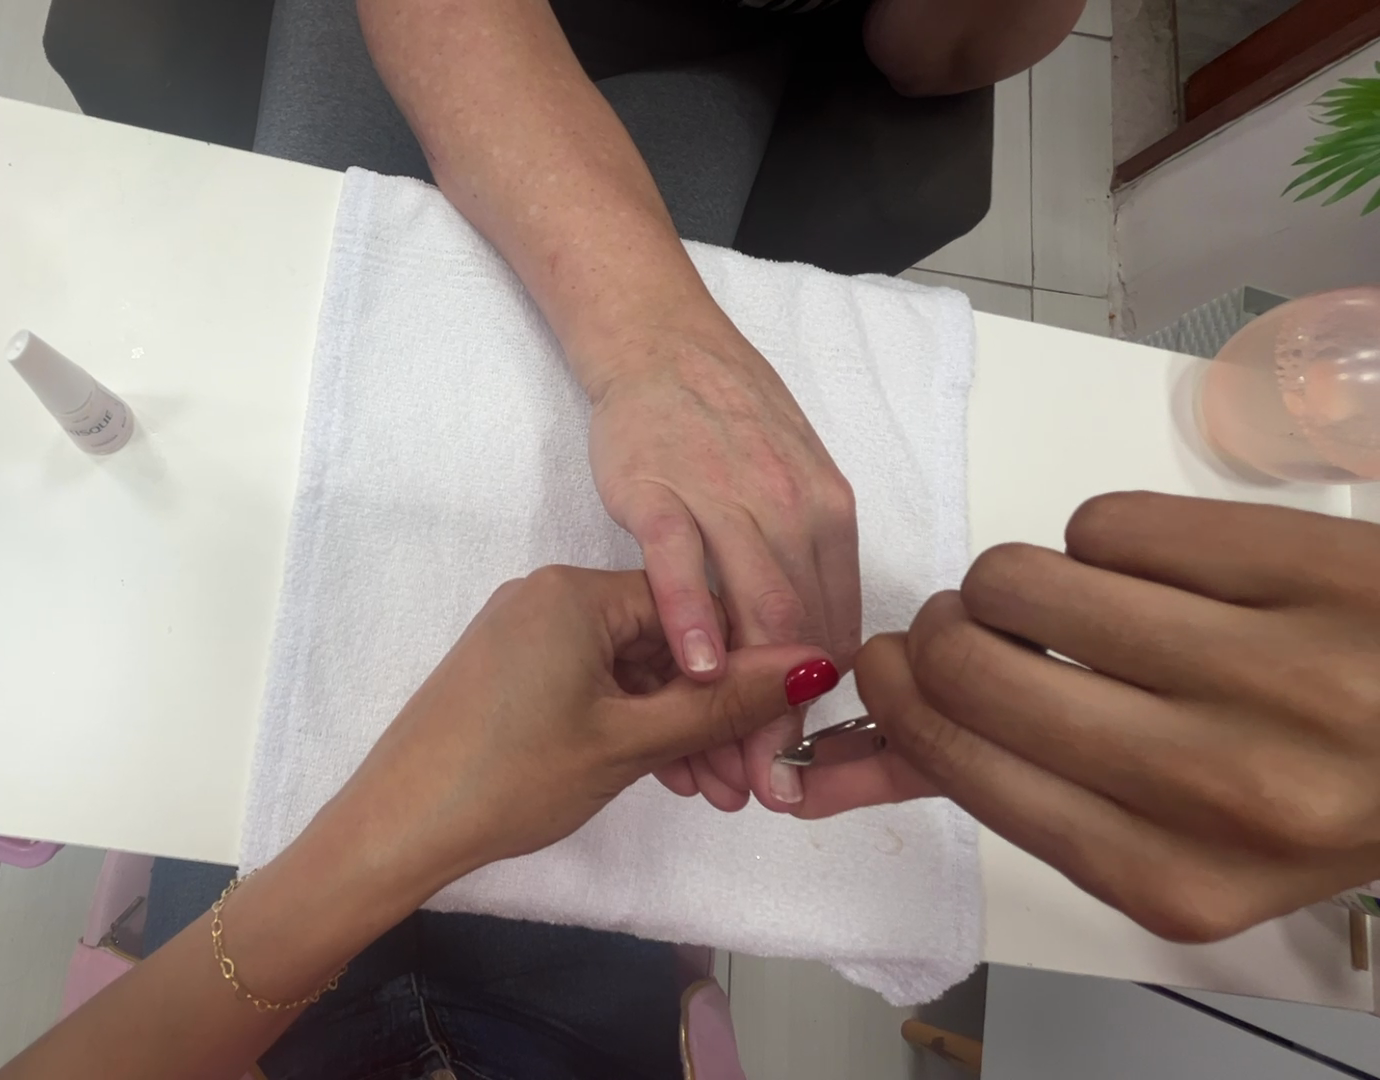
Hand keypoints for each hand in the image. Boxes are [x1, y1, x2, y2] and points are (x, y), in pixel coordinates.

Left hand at [311, 566, 838, 891]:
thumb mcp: (628, 741)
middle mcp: (546, 595)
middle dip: (707, 713)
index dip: (744, 667)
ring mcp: (523, 631)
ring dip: (670, 727)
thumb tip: (816, 664)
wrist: (401, 821)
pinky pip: (587, 683)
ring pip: (623, 671)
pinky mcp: (510, 668)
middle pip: (657, 643)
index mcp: (573, 590)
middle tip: (747, 782)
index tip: (778, 728)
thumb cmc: (516, 775)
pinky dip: (624, 723)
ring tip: (711, 793)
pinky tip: (661, 773)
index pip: (689, 607)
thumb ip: (723, 703)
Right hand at [585, 328, 857, 812]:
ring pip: (748, 608)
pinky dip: (690, 615)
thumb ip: (800, 560)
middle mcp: (791, 509)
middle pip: (797, 632)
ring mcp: (724, 497)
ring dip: (740, 695)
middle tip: (770, 793)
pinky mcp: (661, 488)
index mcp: (826, 515)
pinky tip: (691, 667)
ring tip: (725, 763)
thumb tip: (806, 646)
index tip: (800, 764)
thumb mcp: (786, 482)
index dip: (819, 707)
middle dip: (784, 723)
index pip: (833, 627)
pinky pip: (681, 559)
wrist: (661, 347)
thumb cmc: (721, 421)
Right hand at [796, 493, 1379, 941]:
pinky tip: (1182, 581)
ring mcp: (1299, 681)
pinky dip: (1113, 541)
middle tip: (989, 630)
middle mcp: (1233, 794)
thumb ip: (965, 783)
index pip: (942, 746)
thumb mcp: (1122, 823)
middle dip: (947, 626)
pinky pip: (1105, 521)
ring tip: (1095, 609)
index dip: (893, 687)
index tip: (897, 661)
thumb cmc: (1269, 786)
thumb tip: (807, 777)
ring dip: (1023, 582)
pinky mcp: (1335, 574)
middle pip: (959, 653)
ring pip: (1014, 575)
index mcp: (1164, 877)